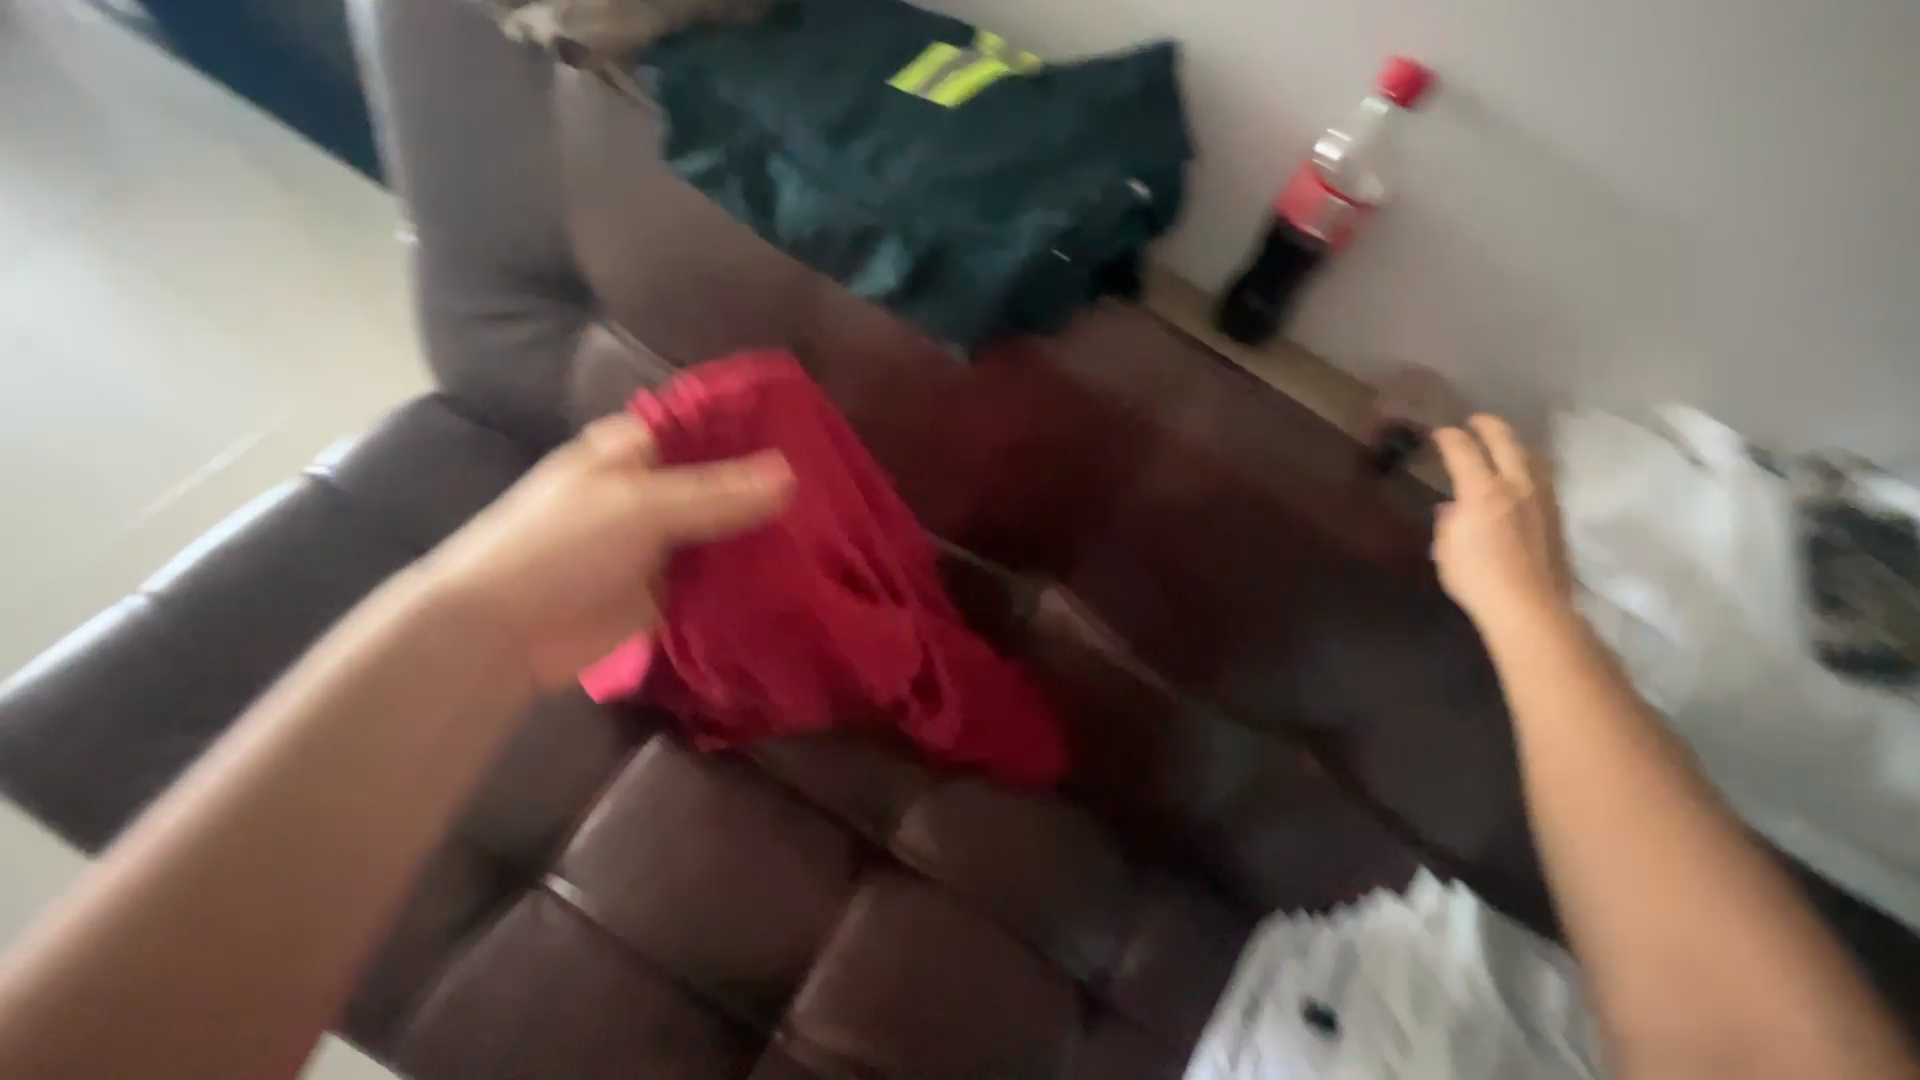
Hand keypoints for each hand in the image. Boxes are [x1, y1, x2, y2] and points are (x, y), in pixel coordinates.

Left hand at [418, 414, 793, 690]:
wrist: (504, 633)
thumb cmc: (561, 546)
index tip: (810, 437)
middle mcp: (651, 490)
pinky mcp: (669, 589)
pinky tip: (795, 572)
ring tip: (828, 531)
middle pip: (720, 482)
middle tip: (832, 491)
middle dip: (766, 488)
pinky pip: (717, 575)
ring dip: (761, 534)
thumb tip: (792, 474)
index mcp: (633, 451)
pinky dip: (746, 575)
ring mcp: (661, 542)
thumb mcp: (639, 507)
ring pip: (723, 530)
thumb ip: (716, 493)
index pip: (703, 428)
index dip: (751, 430)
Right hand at [1431, 415, 1573, 634]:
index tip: (1439, 432)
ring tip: (1503, 444)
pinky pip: (1542, 478)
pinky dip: (1527, 467)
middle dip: (1488, 426)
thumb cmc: (1476, 578)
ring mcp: (1542, 499)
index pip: (1463, 450)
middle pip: (1505, 442)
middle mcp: (1517, 485)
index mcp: (1483, 491)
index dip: (1448, 437)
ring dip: (1514, 444)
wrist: (1530, 606)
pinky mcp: (1556, 515)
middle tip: (1476, 420)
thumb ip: (1449, 520)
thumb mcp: (1445, 547)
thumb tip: (1454, 507)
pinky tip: (1521, 477)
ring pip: (1531, 457)